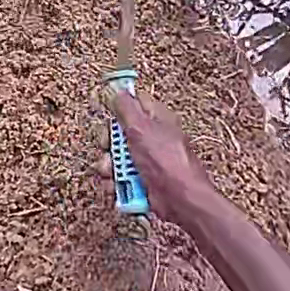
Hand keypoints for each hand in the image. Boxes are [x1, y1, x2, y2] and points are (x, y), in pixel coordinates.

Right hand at [98, 90, 215, 226]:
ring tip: (113, 173)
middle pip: (118, 133)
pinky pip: (118, 178)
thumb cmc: (168, 163)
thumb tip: (117, 90)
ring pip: (115, 158)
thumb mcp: (142, 128)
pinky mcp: (140, 180)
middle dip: (109, 144)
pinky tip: (117, 187)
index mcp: (156, 119)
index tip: (110, 117)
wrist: (181, 199)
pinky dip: (115, 184)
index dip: (118, 108)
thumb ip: (126, 108)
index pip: (133, 104)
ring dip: (109, 166)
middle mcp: (151, 138)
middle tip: (110, 149)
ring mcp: (145, 160)